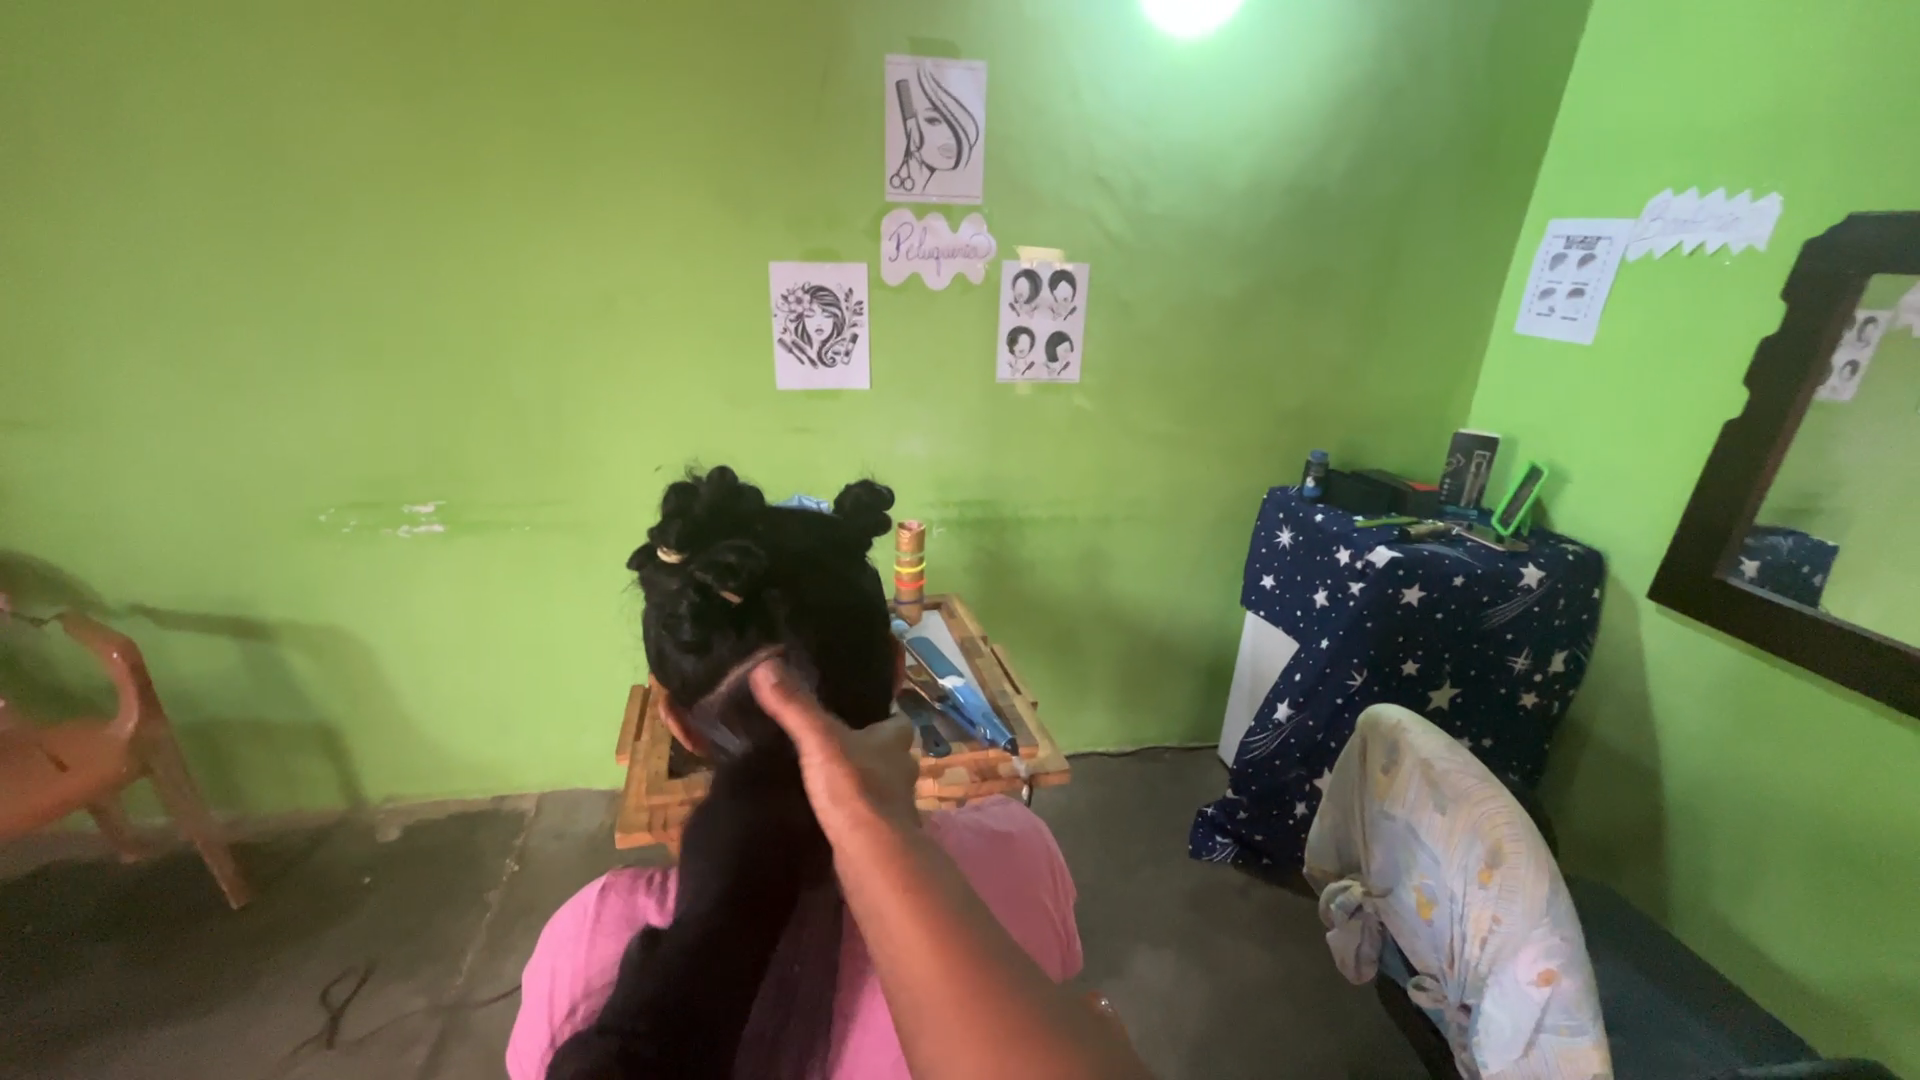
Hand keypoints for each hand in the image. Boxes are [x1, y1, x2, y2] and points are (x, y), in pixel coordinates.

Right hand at [749, 659, 918, 847]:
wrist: (872, 855)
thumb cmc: (855, 787)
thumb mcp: (820, 739)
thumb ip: (795, 706)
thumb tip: (764, 666)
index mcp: (895, 739)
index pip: (897, 719)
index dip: (882, 714)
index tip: (859, 710)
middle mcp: (902, 768)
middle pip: (887, 751)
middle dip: (866, 748)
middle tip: (831, 742)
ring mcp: (895, 803)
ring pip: (877, 783)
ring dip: (857, 780)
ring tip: (823, 775)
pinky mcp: (881, 833)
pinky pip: (865, 813)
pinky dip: (850, 810)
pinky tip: (826, 811)